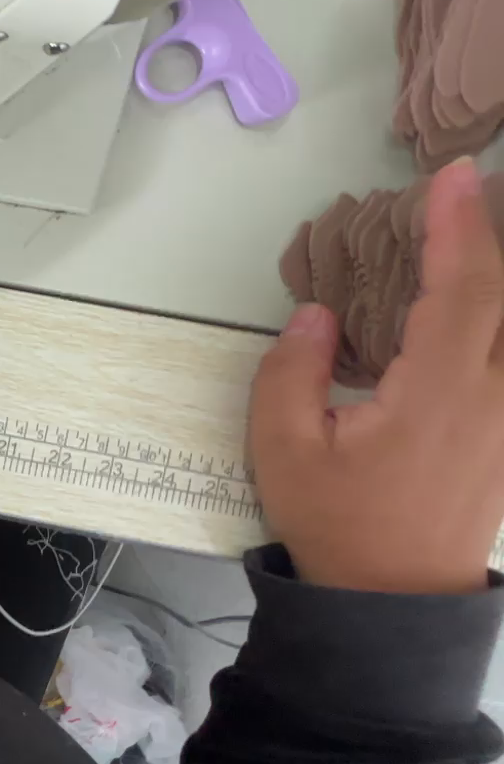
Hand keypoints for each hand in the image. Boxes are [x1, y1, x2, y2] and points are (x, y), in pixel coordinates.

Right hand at [249, 159, 503, 593]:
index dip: (458, 231)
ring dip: (497, 278)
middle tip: (471, 189)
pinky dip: (497, 319)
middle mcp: (498, 392)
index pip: (460, 292)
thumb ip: (292, 376)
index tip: (451, 179)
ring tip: (475, 241)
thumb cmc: (331, 514)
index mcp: (438, 393)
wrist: (390, 584)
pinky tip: (476, 309)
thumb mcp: (282, 449)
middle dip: (493, 237)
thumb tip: (317, 316)